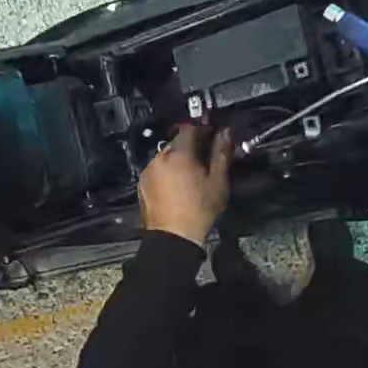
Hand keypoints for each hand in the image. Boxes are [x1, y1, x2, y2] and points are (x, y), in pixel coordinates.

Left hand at [138, 126, 232, 245]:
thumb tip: (225, 132)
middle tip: (205, 158)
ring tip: (191, 175)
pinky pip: (157, 170)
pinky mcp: (141, 184)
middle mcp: (159, 157)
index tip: (213, 136)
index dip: (203, 129)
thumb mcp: (217, 181)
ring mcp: (148, 171)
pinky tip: (176, 186)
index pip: (190, 128)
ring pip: (166, 156)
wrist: (172, 238)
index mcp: (179, 153)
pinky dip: (167, 172)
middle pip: (176, 142)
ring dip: (178, 159)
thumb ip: (221, 153)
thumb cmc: (199, 209)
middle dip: (191, 145)